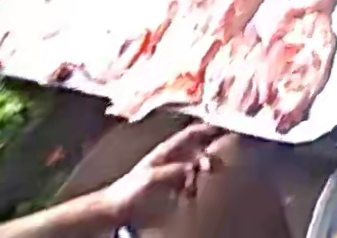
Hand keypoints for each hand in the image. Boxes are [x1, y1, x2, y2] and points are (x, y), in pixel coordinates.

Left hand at [99, 124, 238, 229]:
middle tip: (216, 165)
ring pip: (194, 164)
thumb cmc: (130, 190)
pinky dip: (192, 184)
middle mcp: (172, 155)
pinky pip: (187, 179)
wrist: (112, 209)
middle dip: (208, 155)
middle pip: (197, 148)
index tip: (224, 128)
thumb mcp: (152, 178)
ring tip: (199, 184)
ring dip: (200, 172)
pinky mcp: (168, 183)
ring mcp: (170, 168)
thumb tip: (194, 166)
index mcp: (168, 149)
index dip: (208, 128)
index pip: (193, 132)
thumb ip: (174, 170)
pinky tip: (189, 193)